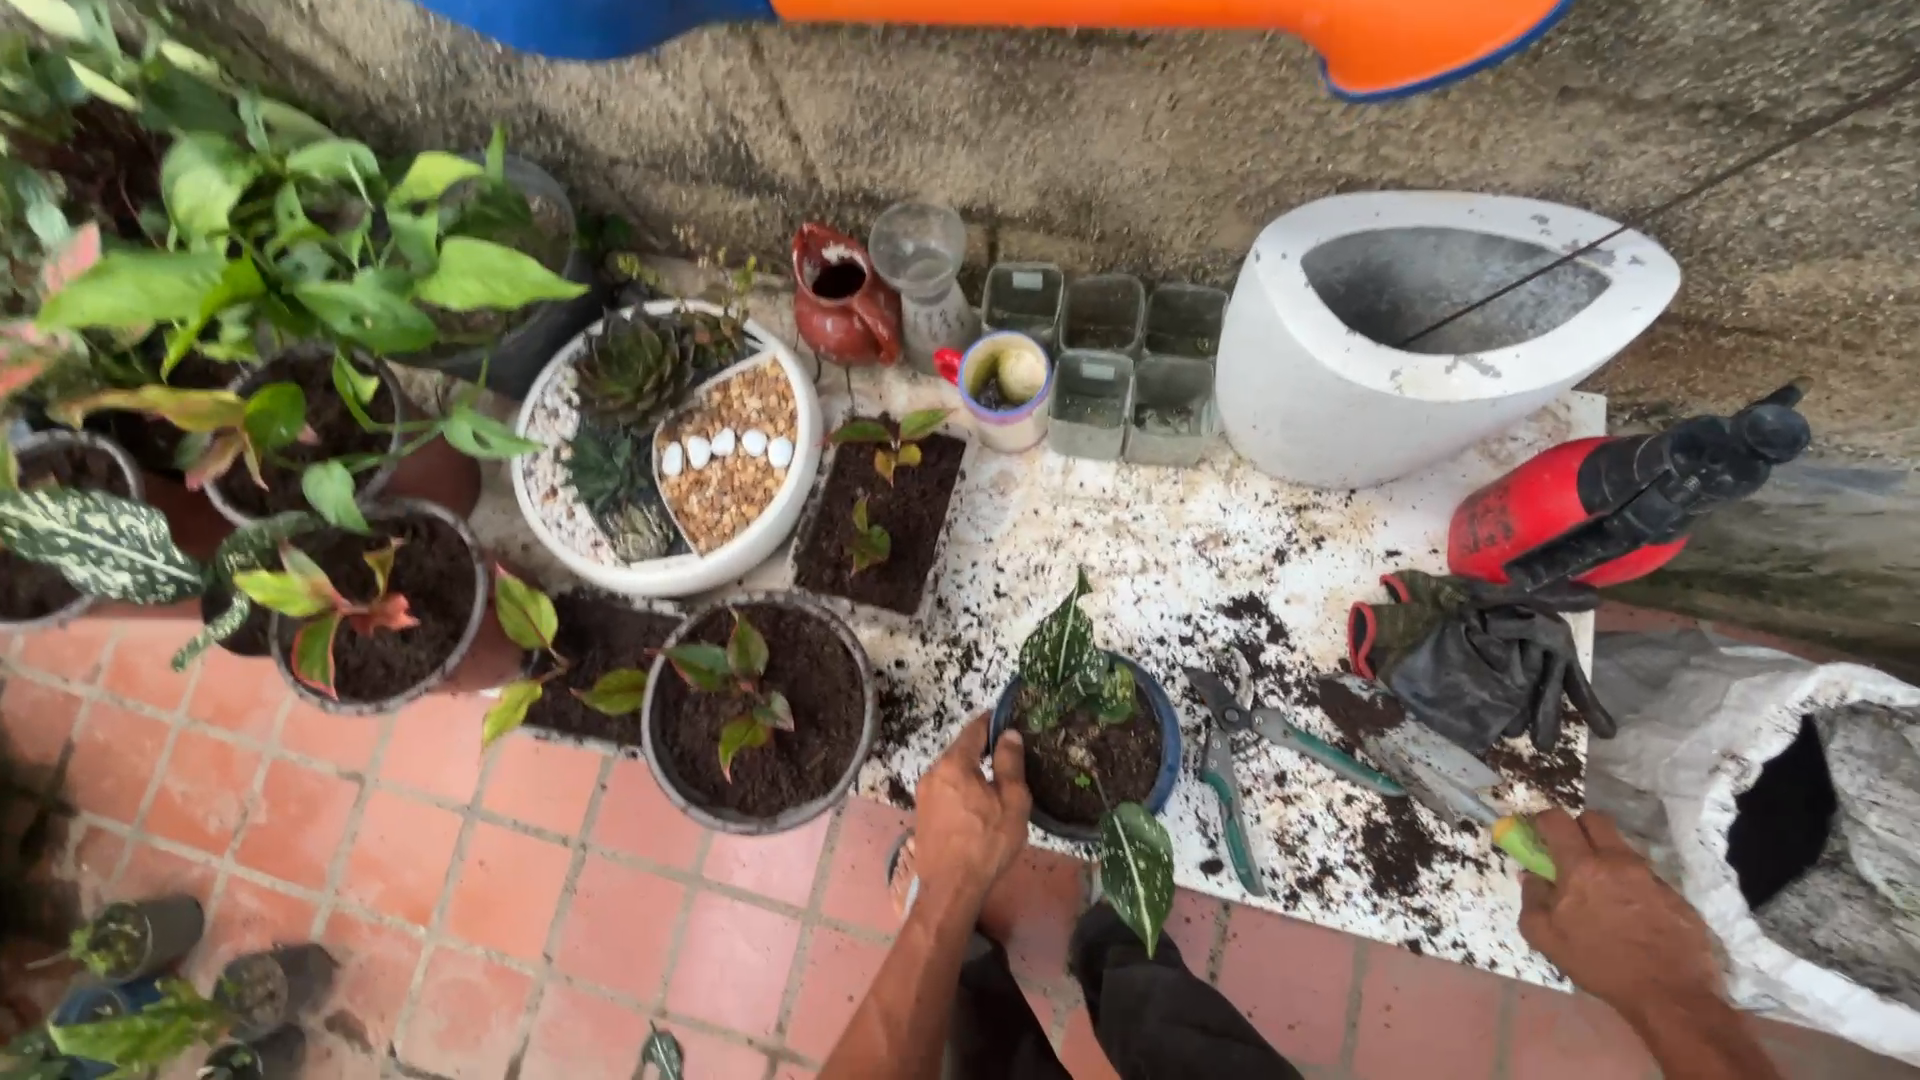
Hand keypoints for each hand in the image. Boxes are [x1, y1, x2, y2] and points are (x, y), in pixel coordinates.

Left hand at [913, 713, 1030, 904]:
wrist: (950, 889)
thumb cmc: (986, 843)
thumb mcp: (1011, 800)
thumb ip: (1010, 763)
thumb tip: (1008, 734)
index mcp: (953, 763)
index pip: (973, 729)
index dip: (991, 721)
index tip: (1008, 718)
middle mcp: (933, 773)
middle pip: (961, 750)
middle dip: (983, 749)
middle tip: (1009, 754)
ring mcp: (924, 795)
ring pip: (953, 772)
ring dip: (972, 771)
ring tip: (997, 781)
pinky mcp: (923, 814)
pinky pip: (946, 790)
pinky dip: (962, 788)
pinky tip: (978, 804)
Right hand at [1520, 810, 1723, 1022]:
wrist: (1672, 999)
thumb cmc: (1599, 964)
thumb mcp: (1544, 935)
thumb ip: (1531, 897)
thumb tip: (1533, 877)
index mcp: (1581, 867)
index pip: (1557, 820)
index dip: (1543, 819)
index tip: (1538, 832)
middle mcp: (1618, 863)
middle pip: (1596, 820)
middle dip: (1579, 827)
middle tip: (1572, 851)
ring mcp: (1654, 880)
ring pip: (1625, 850)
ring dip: (1609, 859)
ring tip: (1605, 891)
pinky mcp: (1680, 901)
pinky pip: (1650, 881)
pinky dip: (1635, 888)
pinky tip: (1634, 916)